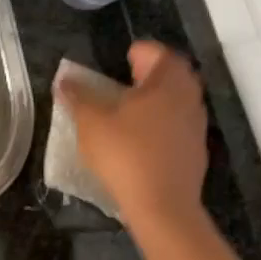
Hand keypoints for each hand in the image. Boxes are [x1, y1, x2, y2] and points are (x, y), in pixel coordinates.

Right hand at [56, 41, 206, 225]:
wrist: (162, 208)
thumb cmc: (125, 154)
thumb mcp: (90, 121)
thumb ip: (77, 96)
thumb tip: (65, 81)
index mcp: (166, 86)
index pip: (163, 54)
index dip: (144, 51)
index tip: (124, 59)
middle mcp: (187, 103)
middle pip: (177, 76)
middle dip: (153, 73)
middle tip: (127, 78)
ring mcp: (195, 130)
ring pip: (180, 102)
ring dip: (159, 98)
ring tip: (130, 108)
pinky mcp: (195, 155)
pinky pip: (180, 126)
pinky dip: (164, 122)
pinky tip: (140, 137)